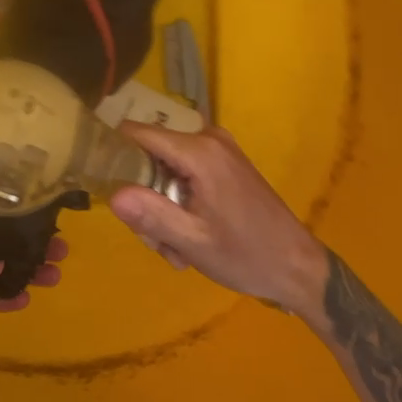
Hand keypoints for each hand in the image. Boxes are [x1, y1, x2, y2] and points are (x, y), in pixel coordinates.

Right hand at [109, 123, 327, 317]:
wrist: (298, 267)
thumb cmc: (246, 255)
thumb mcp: (193, 241)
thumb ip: (152, 215)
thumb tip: (112, 194)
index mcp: (199, 152)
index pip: (137, 133)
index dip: (114, 155)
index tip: (103, 188)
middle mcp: (208, 139)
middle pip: (151, 155)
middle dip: (146, 197)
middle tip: (158, 242)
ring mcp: (219, 149)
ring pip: (166, 168)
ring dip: (163, 206)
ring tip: (180, 248)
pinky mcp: (225, 162)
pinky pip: (185, 172)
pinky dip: (181, 201)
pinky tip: (192, 236)